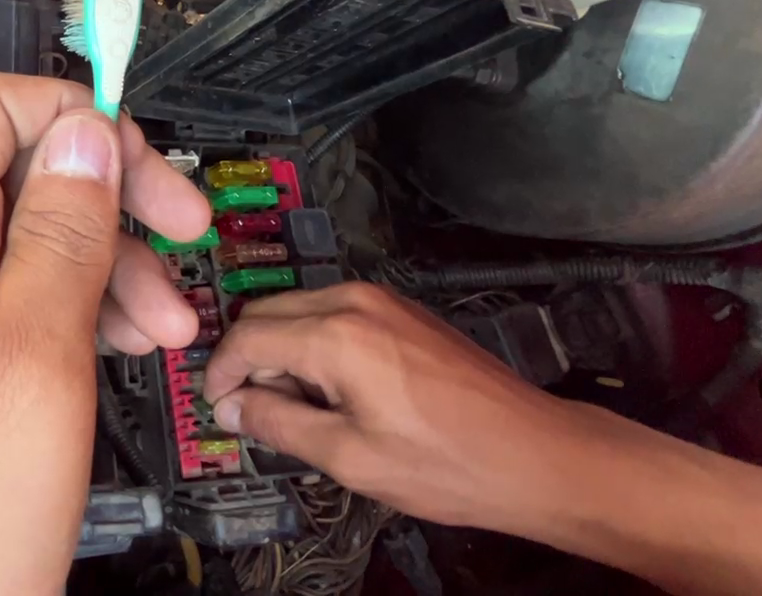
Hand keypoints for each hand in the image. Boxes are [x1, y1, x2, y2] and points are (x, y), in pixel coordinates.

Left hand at [0, 73, 210, 593]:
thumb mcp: (34, 354)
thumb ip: (61, 234)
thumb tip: (84, 137)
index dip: (70, 113)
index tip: (139, 158)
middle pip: (28, 167)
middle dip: (112, 188)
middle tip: (181, 226)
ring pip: (43, 234)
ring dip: (116, 258)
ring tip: (169, 319)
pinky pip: (36, 294)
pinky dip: (93, 306)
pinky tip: (132, 340)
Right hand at [203, 282, 591, 531]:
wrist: (543, 455)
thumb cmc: (449, 465)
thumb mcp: (352, 459)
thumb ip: (278, 424)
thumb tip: (230, 406)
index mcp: (335, 335)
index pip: (247, 337)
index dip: (220, 370)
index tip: (217, 403)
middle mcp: (349, 299)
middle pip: (263, 313)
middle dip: (249, 359)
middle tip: (260, 410)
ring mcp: (375, 296)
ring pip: (293, 309)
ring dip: (280, 349)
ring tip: (304, 404)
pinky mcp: (395, 304)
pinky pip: (327, 310)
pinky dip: (310, 340)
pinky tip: (335, 384)